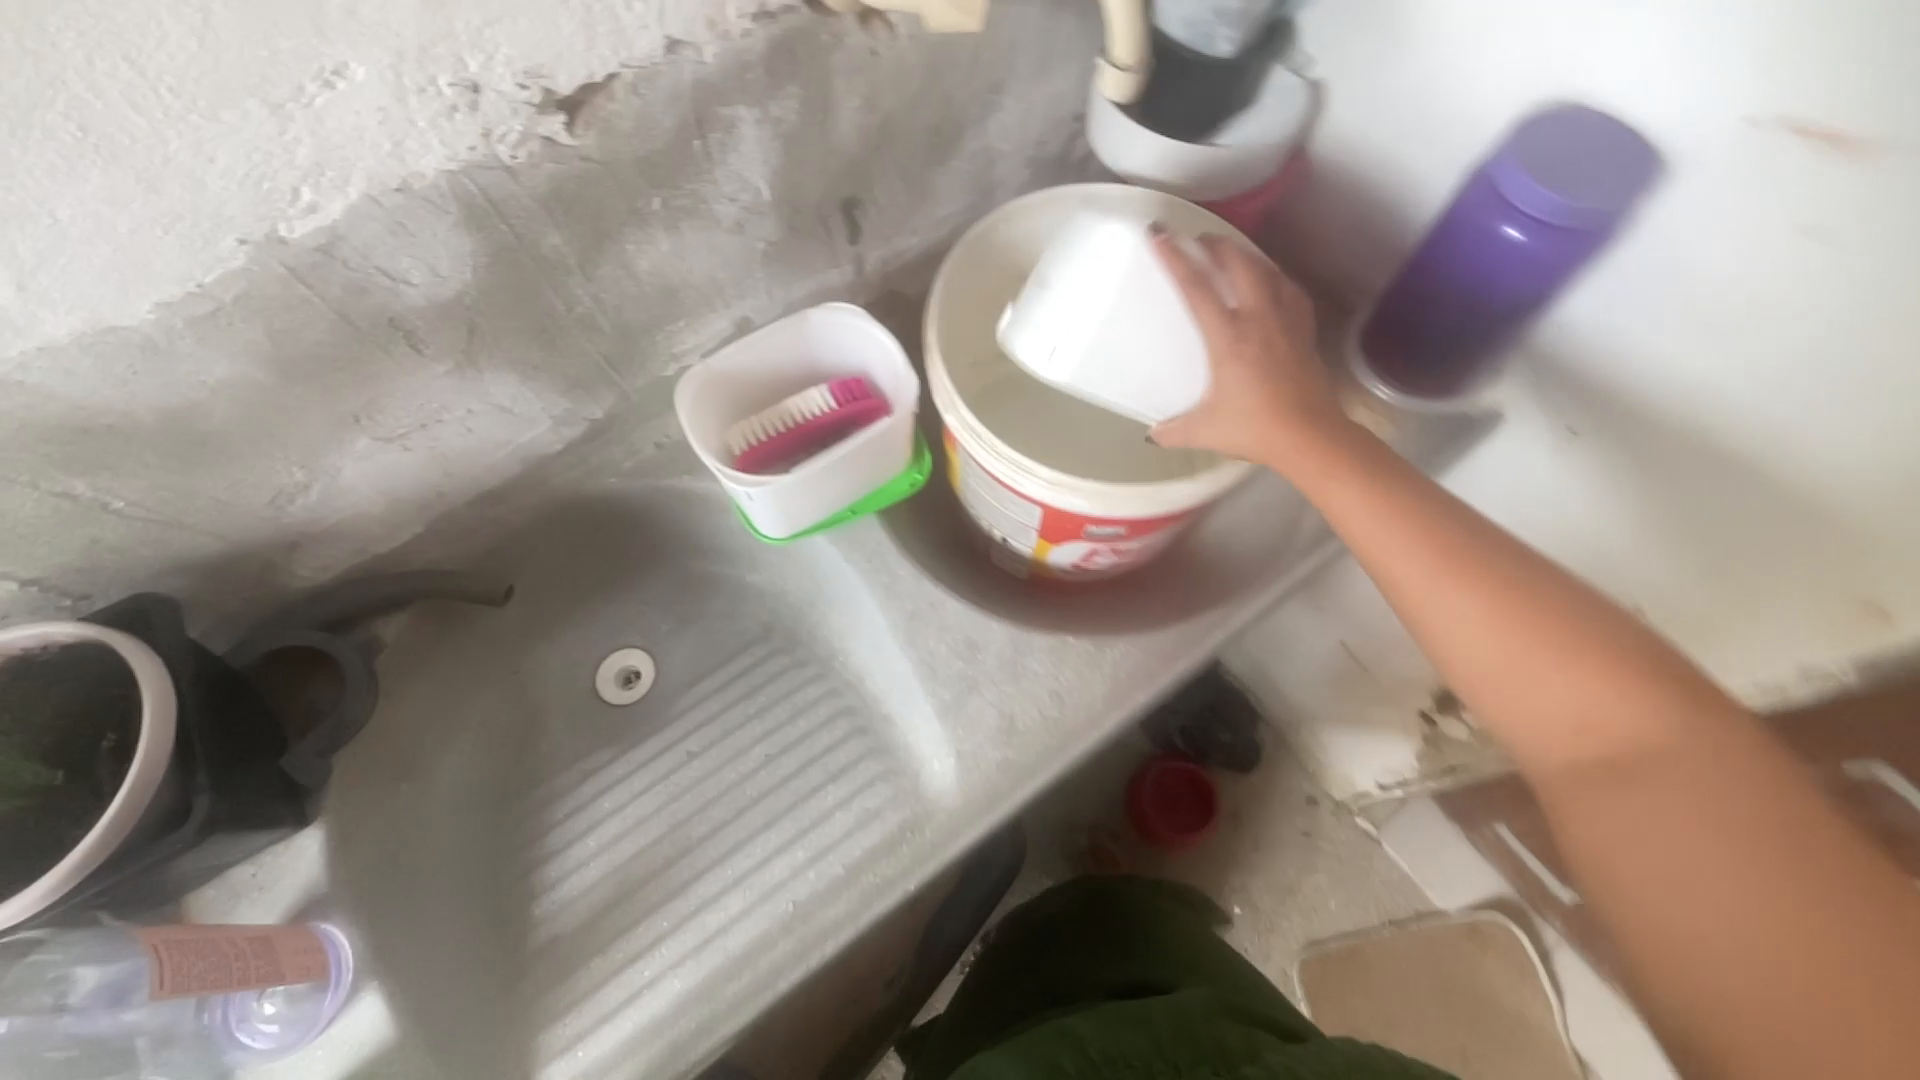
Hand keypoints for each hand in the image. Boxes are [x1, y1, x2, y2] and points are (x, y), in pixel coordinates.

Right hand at [1149, 230, 1355, 470]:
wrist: (1310, 437)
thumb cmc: (1255, 429)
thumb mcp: (1204, 431)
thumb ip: (1173, 430)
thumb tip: (1153, 434)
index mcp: (1229, 337)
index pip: (1197, 288)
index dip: (1177, 260)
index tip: (1162, 236)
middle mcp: (1259, 320)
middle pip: (1239, 265)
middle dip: (1218, 246)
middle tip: (1200, 240)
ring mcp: (1286, 323)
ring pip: (1269, 272)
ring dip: (1249, 256)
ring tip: (1234, 253)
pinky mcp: (1305, 333)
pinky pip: (1291, 292)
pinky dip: (1277, 279)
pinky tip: (1272, 282)